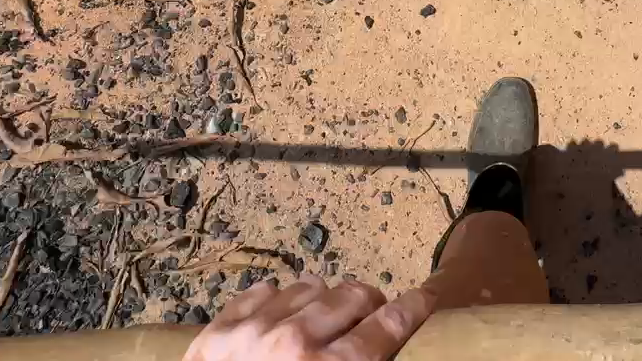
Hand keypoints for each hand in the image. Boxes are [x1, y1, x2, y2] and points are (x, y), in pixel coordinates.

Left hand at [186, 274, 436, 360]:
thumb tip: (383, 354)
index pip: (389, 325)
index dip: (414, 307)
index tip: (426, 296)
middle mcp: (295, 342)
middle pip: (352, 296)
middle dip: (367, 305)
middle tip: (367, 320)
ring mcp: (251, 333)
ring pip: (309, 287)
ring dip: (321, 303)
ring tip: (320, 322)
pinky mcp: (215, 333)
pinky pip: (261, 293)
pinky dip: (276, 303)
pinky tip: (279, 321)